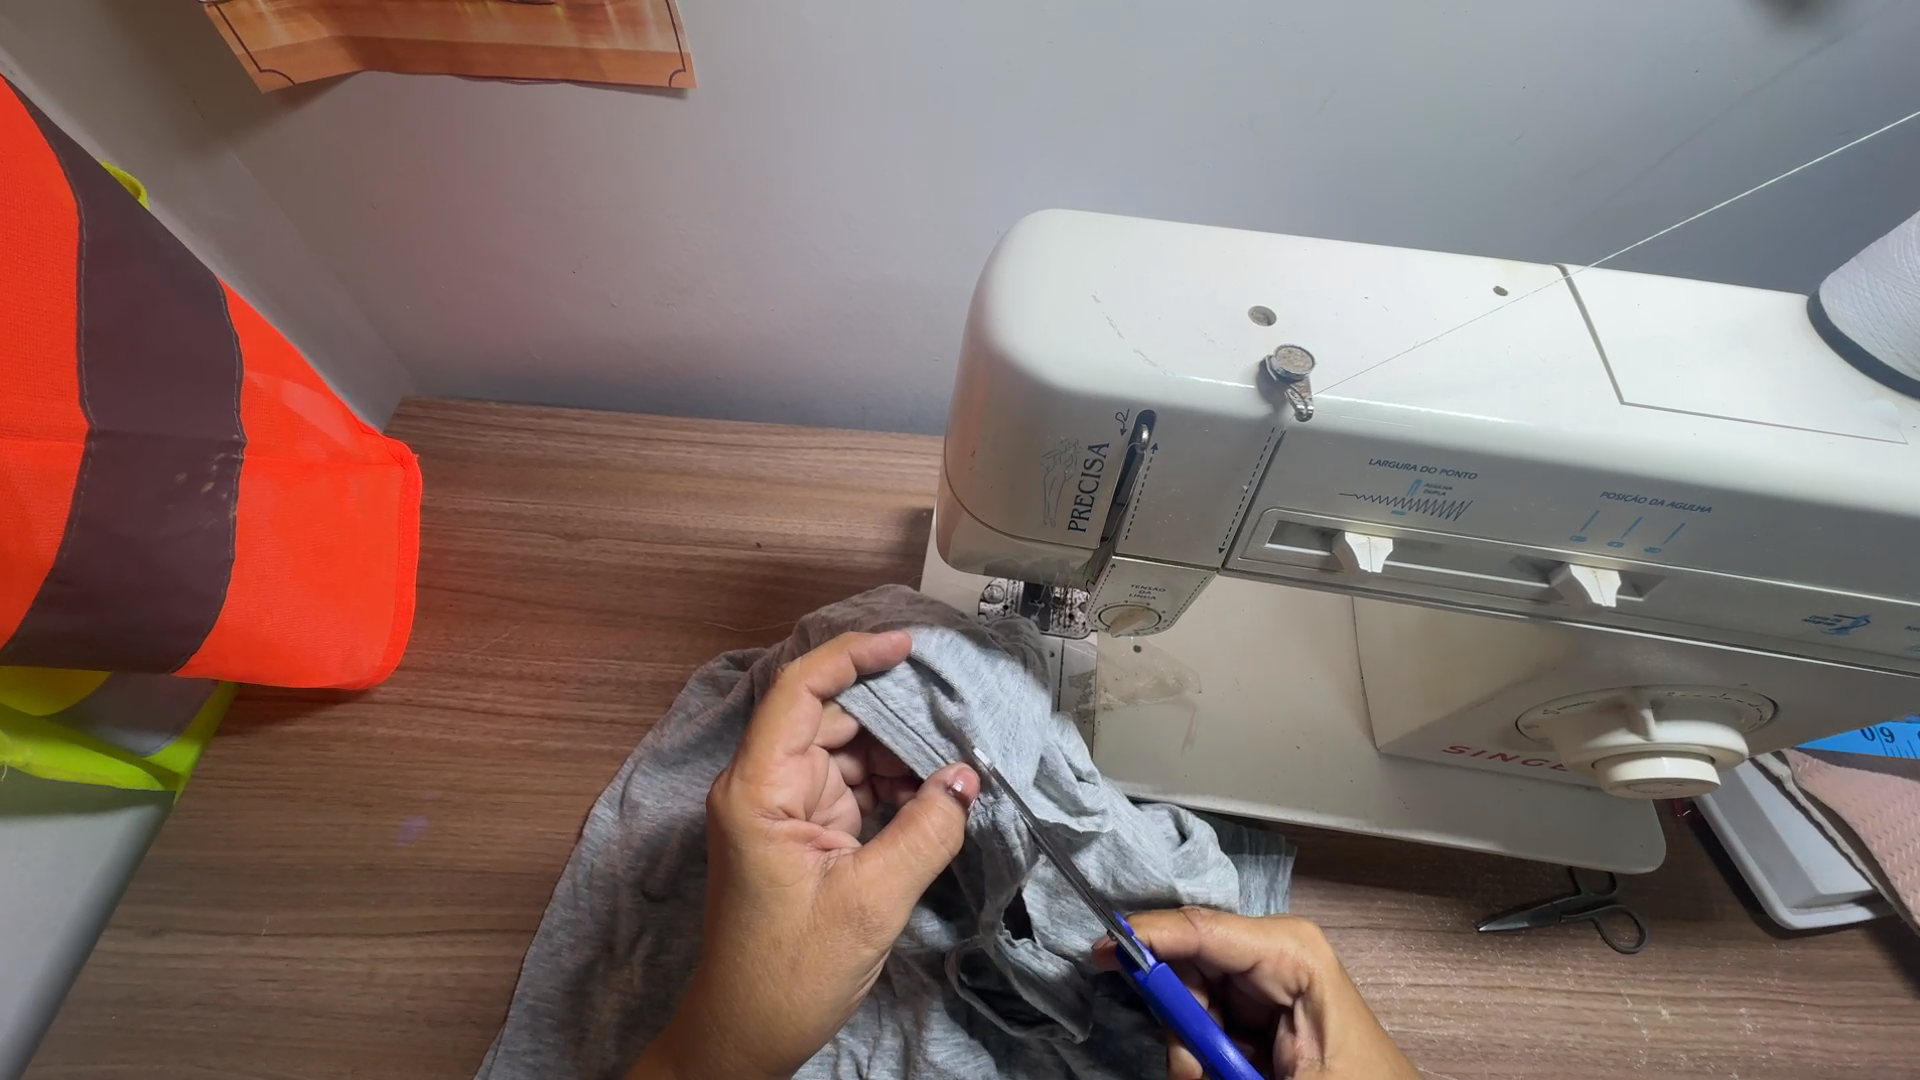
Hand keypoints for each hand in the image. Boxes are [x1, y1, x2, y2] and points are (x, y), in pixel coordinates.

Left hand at [632, 631, 978, 1079]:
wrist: (745, 1038)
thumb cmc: (789, 974)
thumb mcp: (868, 904)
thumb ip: (925, 833)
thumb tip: (969, 777)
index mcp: (760, 787)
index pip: (799, 690)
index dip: (851, 655)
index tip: (906, 646)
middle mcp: (769, 781)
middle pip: (831, 714)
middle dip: (892, 710)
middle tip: (953, 710)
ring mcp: (789, 802)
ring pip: (849, 746)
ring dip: (900, 748)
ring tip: (954, 750)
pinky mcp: (809, 825)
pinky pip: (857, 781)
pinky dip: (895, 781)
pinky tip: (934, 788)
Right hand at [1095, 908, 1417, 1079]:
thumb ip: (1217, 1062)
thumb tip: (1175, 1055)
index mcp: (1289, 950)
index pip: (1201, 928)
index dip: (1148, 937)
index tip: (1101, 953)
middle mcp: (1271, 950)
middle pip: (1189, 960)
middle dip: (1177, 1013)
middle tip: (1189, 1067)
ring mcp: (1263, 975)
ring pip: (1191, 991)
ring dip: (1188, 1040)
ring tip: (1207, 1075)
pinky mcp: (1258, 1004)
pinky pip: (1206, 1014)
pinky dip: (1199, 1048)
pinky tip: (1219, 1071)